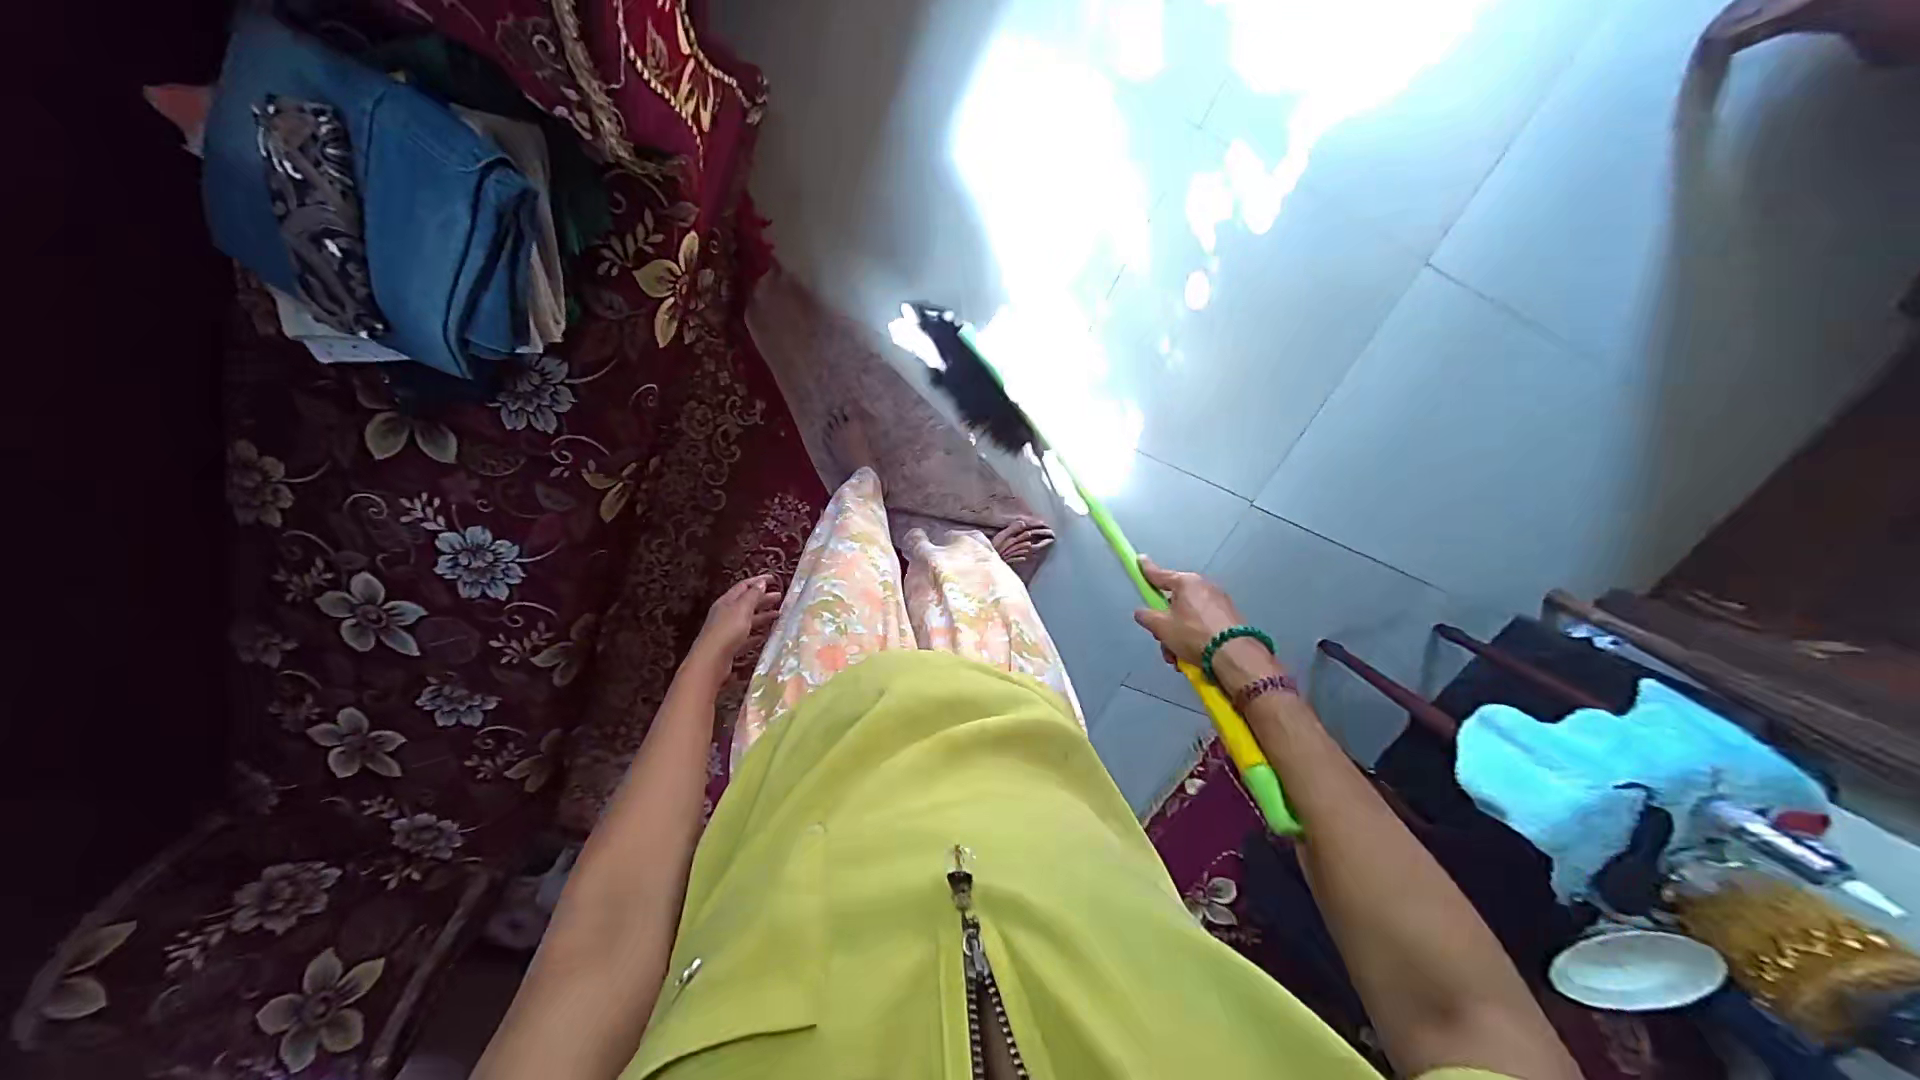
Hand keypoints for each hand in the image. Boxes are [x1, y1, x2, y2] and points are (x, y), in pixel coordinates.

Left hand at [689, 574, 782, 666]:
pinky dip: (757, 634)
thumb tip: (761, 582)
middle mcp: (726, 614)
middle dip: (763, 598)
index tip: (774, 579)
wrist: (711, 660)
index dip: (758, 581)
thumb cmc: (727, 631)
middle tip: (779, 597)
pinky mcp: (730, 646)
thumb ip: (752, 595)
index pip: (743, 586)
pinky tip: (765, 635)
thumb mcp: (742, 609)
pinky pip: (746, 637)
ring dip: (763, 615)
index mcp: (727, 602)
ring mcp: (727, 631)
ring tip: (778, 615)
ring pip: (748, 619)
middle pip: (746, 603)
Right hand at [1131, 557, 1246, 667]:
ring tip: (1177, 658)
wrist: (1234, 655)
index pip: (1160, 575)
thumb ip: (1146, 617)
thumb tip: (1142, 612)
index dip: (1146, 570)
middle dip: (1165, 624)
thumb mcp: (1161, 627)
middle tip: (1162, 640)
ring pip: (1189, 617)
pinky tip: (1192, 657)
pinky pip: (1204, 625)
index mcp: (1186, 583)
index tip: (1139, 560)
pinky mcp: (1230, 619)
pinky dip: (1195, 638)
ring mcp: (1220, 602)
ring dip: (1179, 636)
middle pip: (1175, 602)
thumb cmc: (1193, 634)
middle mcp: (1204, 587)